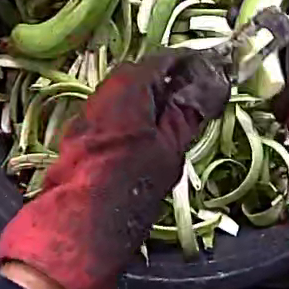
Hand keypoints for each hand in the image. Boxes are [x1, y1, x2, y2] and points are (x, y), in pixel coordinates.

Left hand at [0, 53, 229, 288]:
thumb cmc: (129, 186)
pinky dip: (135, 120)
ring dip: (152, 104)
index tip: (210, 74)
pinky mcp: (82, 137)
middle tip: (196, 101)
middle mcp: (103, 93)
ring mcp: (88, 115)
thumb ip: (190, 112)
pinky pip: (115, 117)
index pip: (163, 60)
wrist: (75, 228)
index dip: (188, 64)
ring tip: (177, 122)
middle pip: (143, 77)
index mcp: (127, 87)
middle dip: (170, 84)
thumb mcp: (170, 148)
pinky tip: (151, 140)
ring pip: (127, 98)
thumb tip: (213, 83)